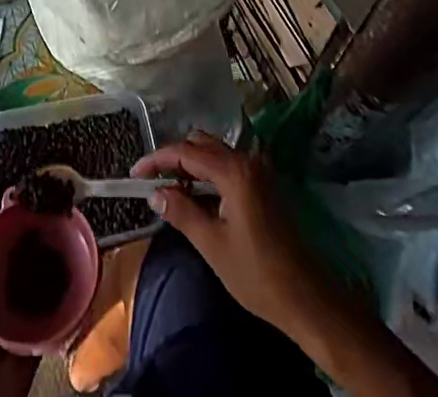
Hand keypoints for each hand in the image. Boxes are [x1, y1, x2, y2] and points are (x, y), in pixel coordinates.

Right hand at [132, 132, 332, 338]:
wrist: (303, 293)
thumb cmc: (256, 272)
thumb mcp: (211, 244)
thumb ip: (182, 212)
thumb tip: (155, 193)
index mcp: (235, 172)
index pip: (188, 152)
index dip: (158, 159)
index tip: (134, 174)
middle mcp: (249, 161)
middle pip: (203, 145)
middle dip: (174, 158)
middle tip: (149, 182)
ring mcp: (260, 170)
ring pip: (217, 154)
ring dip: (191, 166)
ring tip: (167, 190)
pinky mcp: (264, 183)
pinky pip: (229, 167)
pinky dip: (208, 175)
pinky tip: (194, 196)